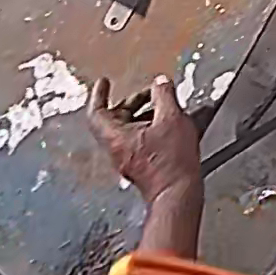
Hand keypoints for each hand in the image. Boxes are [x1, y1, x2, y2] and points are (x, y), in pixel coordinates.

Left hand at [88, 77, 200, 207]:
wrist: (178, 191)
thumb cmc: (171, 161)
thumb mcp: (171, 118)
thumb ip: (164, 96)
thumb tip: (160, 82)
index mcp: (117, 137)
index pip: (97, 113)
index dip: (99, 95)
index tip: (104, 83)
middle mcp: (118, 149)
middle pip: (116, 119)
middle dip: (133, 101)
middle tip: (151, 91)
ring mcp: (129, 158)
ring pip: (130, 129)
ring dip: (146, 113)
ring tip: (166, 104)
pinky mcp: (142, 163)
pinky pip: (141, 138)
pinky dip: (152, 126)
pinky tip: (173, 123)